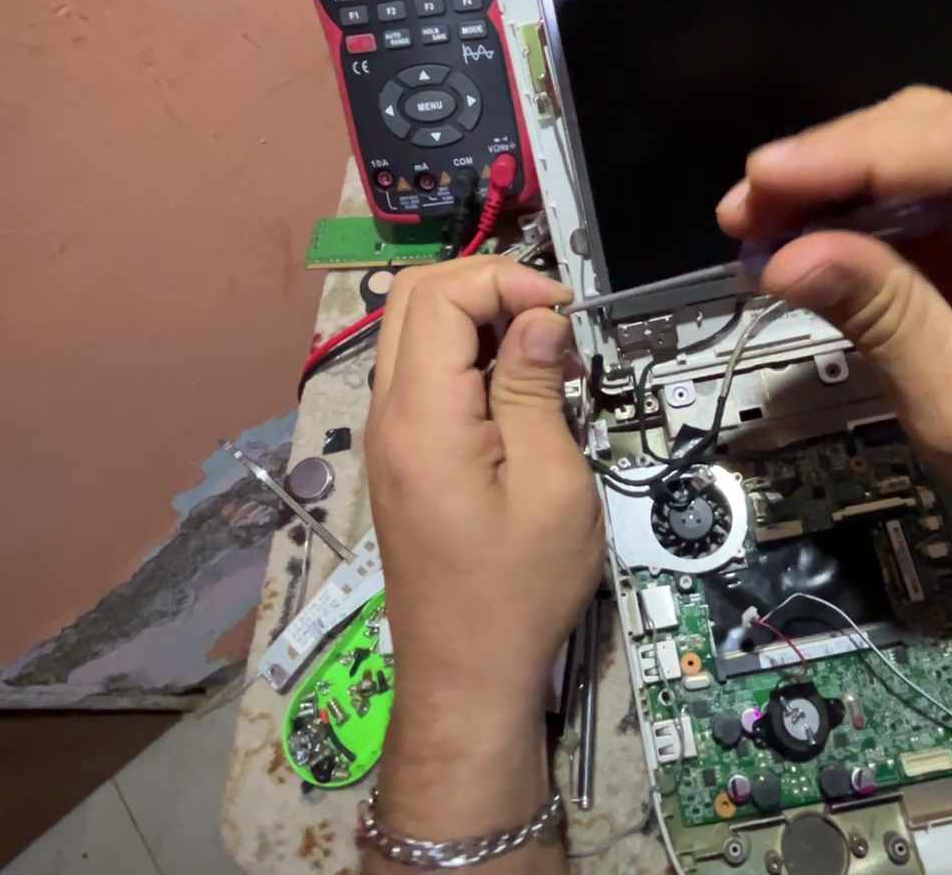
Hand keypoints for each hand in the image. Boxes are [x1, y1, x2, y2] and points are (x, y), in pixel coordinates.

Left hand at [363, 256, 601, 842]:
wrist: (467, 672)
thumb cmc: (518, 588)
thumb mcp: (551, 484)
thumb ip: (537, 389)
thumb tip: (539, 318)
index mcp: (422, 417)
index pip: (439, 296)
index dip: (503, 279)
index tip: (563, 311)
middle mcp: (389, 414)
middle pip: (414, 298)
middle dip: (487, 287)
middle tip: (552, 321)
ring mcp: (389, 434)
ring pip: (416, 332)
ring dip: (481, 322)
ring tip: (546, 358)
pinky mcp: (403, 453)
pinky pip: (426, 374)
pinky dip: (471, 358)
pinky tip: (520, 389)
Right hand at [717, 87, 951, 526]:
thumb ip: (882, 321)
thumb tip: (784, 257)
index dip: (856, 154)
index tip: (762, 179)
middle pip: (942, 131)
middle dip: (832, 163)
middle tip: (743, 213)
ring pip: (929, 144)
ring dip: (837, 179)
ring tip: (762, 225)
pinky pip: (934, 179)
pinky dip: (864, 201)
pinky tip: (812, 230)